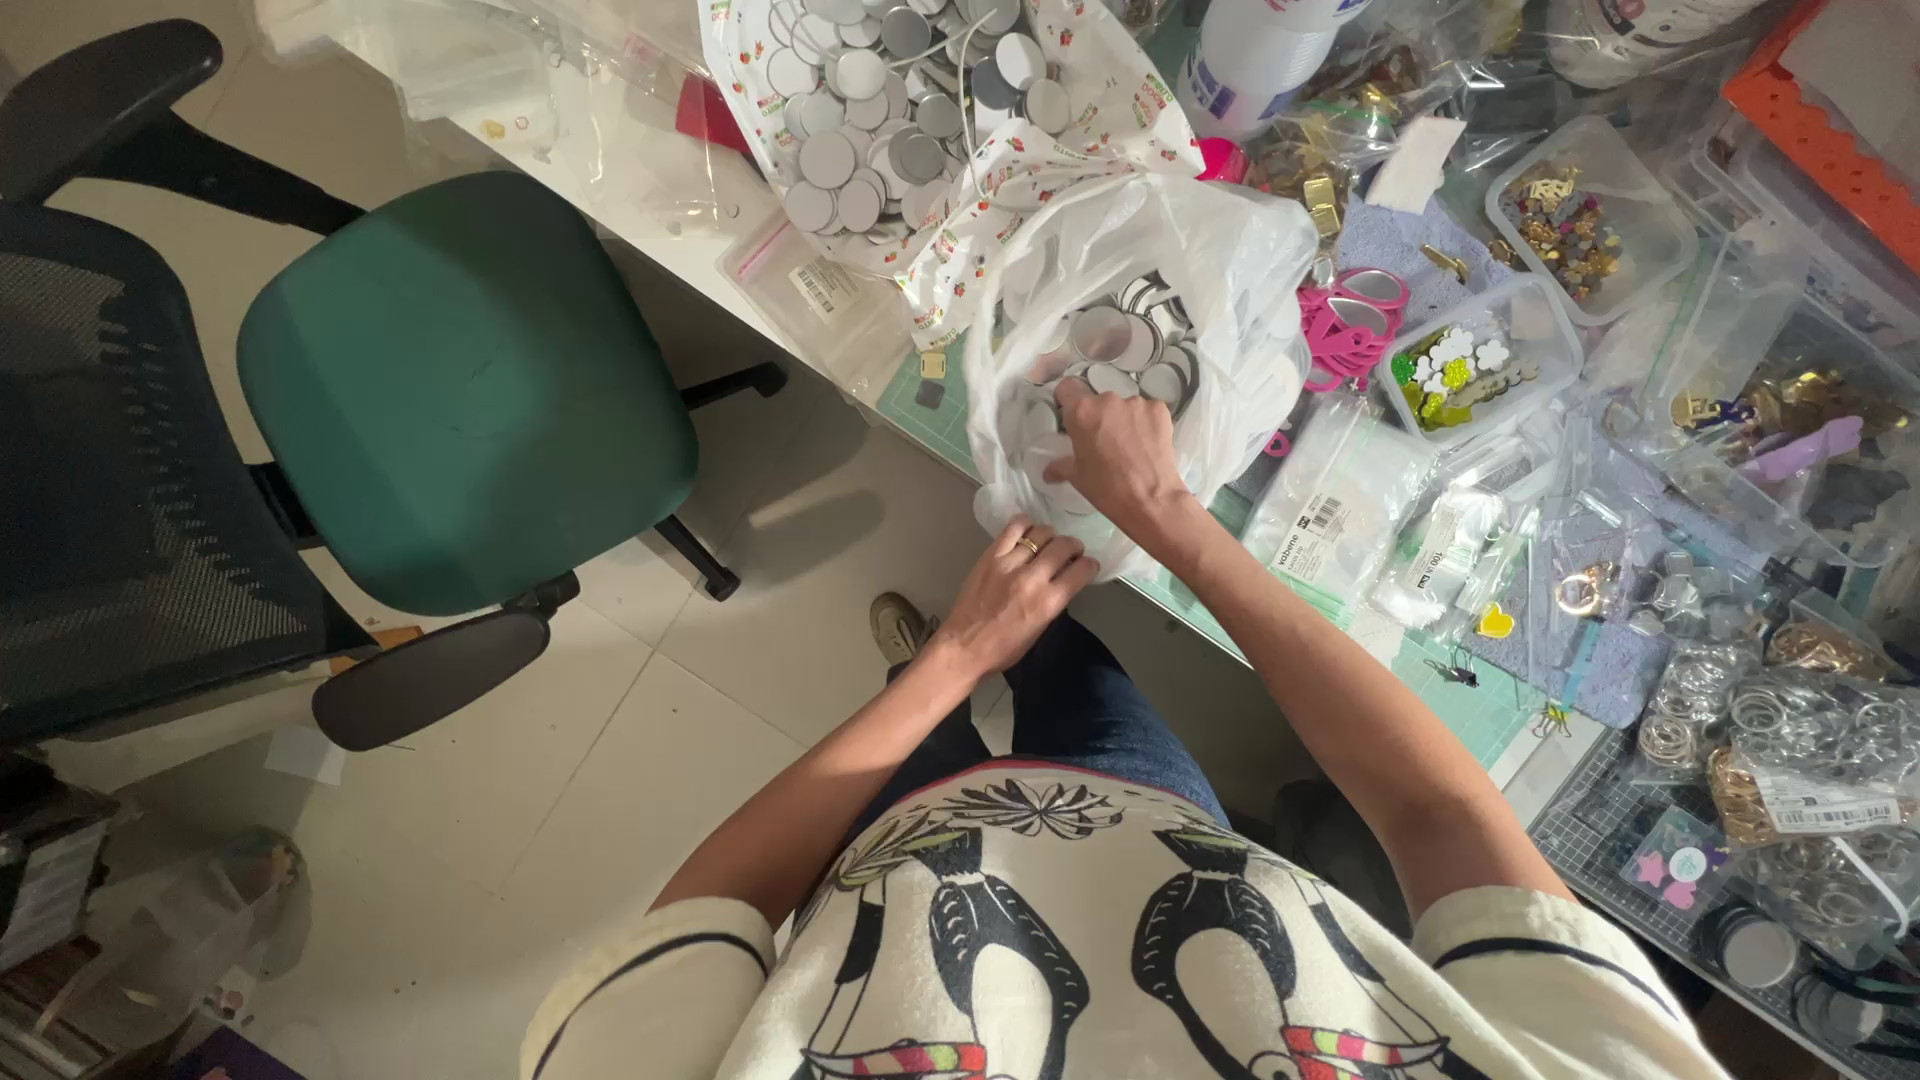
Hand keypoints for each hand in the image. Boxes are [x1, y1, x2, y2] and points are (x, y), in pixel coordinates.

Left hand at [929, 515, 1098, 679]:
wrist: (964, 646)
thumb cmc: (1004, 647)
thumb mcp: (1040, 629)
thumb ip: (1054, 601)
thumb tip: (1063, 579)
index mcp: (1048, 602)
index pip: (1081, 570)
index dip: (1090, 565)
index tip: (1088, 565)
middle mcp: (1032, 578)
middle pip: (1064, 546)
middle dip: (1074, 547)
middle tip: (1071, 552)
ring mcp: (1009, 563)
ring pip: (1041, 533)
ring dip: (1052, 536)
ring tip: (1048, 543)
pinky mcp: (991, 556)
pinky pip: (1014, 528)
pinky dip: (1026, 525)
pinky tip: (1028, 533)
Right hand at [1045, 379, 1195, 537]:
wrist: (1151, 500)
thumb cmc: (1106, 488)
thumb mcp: (1076, 477)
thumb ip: (1060, 465)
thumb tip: (1048, 470)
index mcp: (1082, 411)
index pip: (1067, 387)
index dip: (1067, 400)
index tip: (1070, 416)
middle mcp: (1108, 399)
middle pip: (1097, 399)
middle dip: (1098, 416)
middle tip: (1101, 440)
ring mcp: (1137, 402)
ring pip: (1123, 406)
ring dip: (1122, 419)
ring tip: (1128, 445)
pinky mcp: (1160, 410)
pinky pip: (1146, 411)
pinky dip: (1144, 423)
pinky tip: (1146, 444)